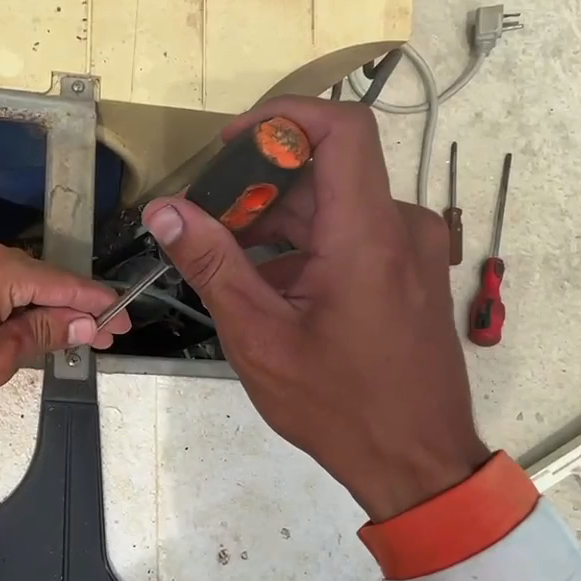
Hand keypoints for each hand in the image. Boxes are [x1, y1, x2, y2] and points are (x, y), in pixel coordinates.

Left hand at [0, 238, 130, 420]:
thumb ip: (42, 333)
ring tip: (70, 335)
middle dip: (72, 307)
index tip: (122, 321)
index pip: (62, 283)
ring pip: (16, 281)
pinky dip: (13, 303)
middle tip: (100, 336)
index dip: (97, 304)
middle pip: (40, 278)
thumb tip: (81, 322)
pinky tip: (29, 324)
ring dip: (42, 307)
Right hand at [143, 97, 488, 521]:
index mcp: (367, 235)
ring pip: (333, 208)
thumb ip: (211, 264)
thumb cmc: (337, 404)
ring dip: (275, 224)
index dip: (283, 116)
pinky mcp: (408, 274)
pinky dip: (303, 248)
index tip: (229, 143)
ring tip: (224, 264)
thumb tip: (163, 211)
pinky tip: (266, 289)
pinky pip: (350, 237)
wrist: (417, 464)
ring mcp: (410, 251)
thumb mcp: (258, 336)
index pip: (342, 129)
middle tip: (202, 224)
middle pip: (324, 173)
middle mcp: (399, 227)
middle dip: (256, 189)